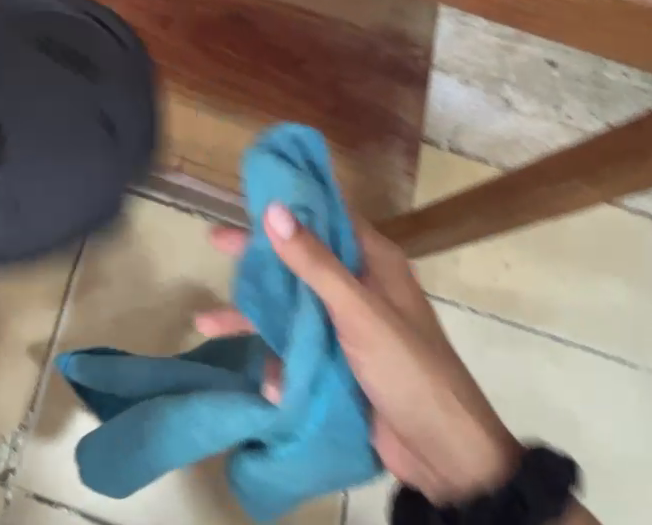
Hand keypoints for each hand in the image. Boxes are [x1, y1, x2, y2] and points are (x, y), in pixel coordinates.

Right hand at [197, 205, 521, 504]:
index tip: (247, 194)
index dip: (289, 204)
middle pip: (298, 261)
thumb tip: (273, 208)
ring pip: (289, 307)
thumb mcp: (359, 311)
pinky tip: (263, 381)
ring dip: (253, 316)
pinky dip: (275, 360)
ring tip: (206, 323)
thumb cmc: (408, 369)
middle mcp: (357, 288)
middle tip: (215, 242)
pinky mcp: (336, 363)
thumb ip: (314, 262)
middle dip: (256, 258)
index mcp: (373, 263)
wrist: (446, 457)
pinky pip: (295, 350)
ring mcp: (345, 328)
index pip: (326, 218)